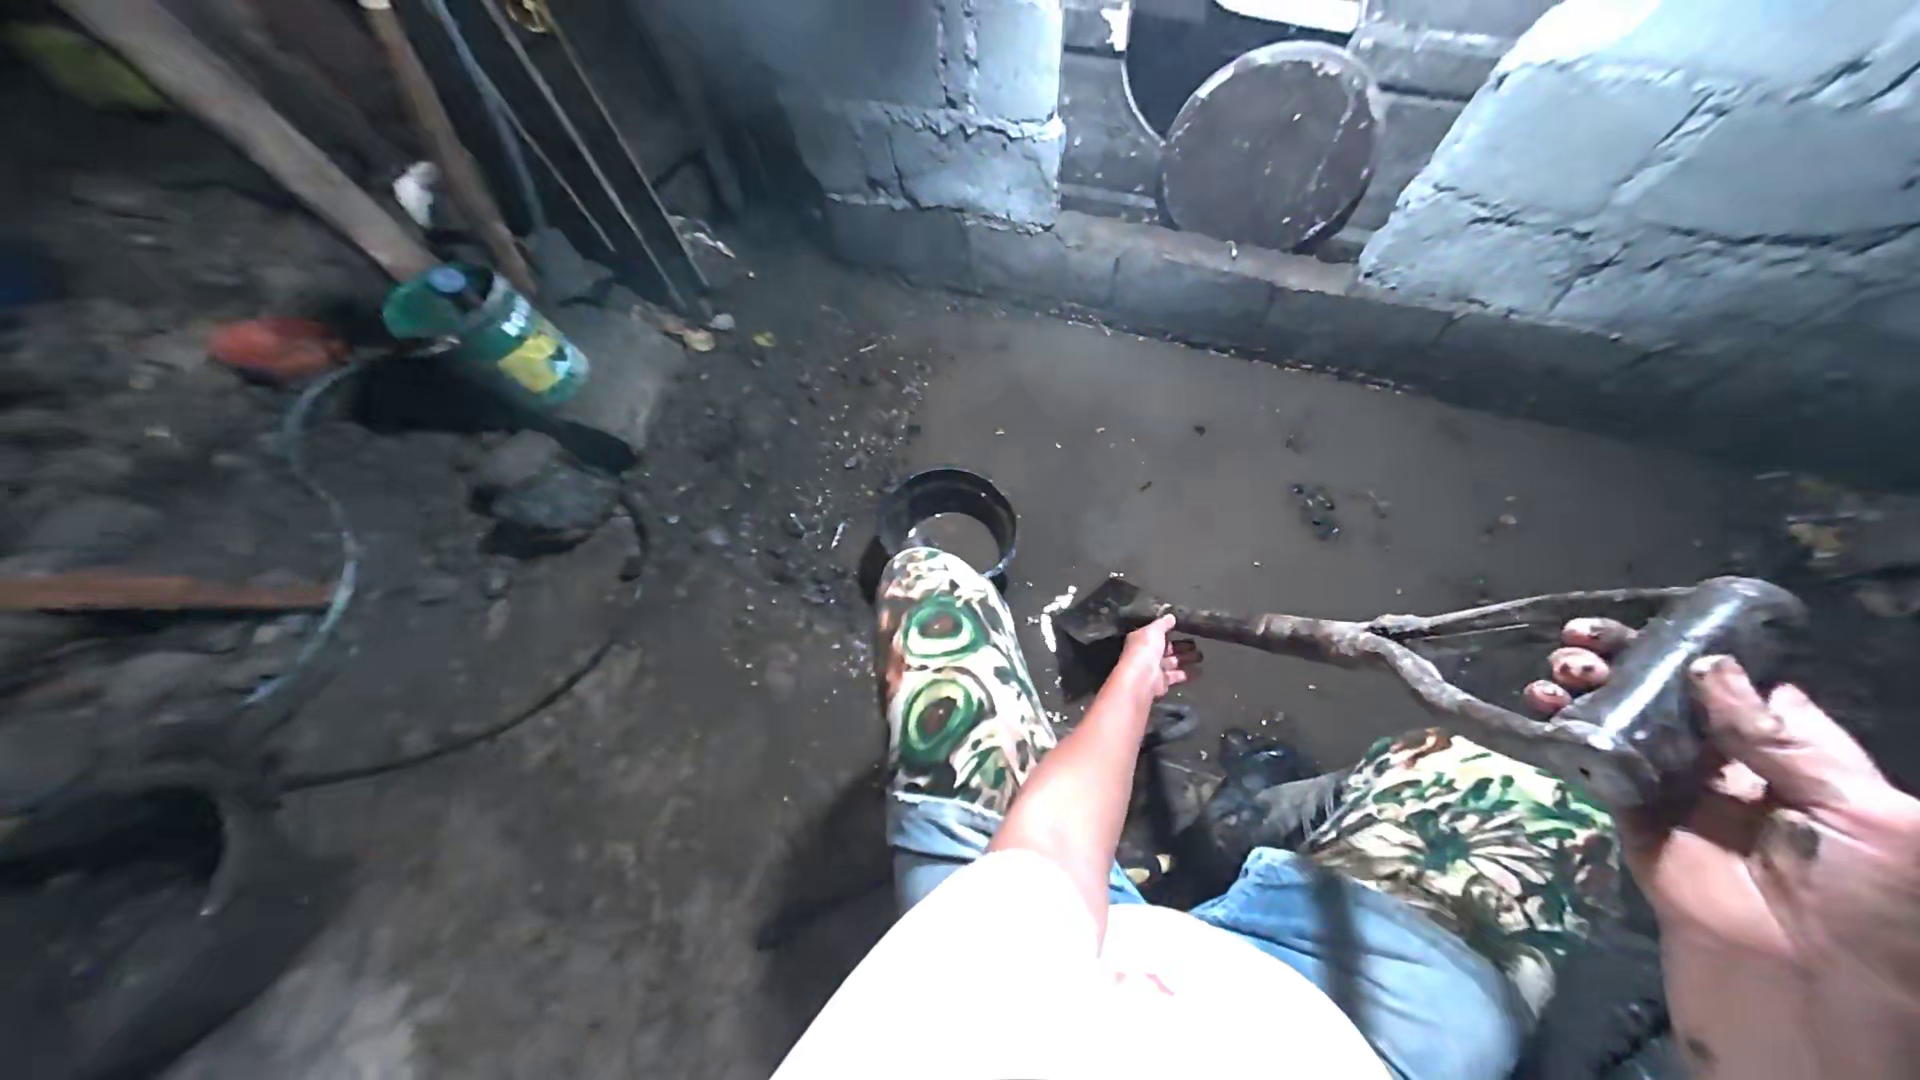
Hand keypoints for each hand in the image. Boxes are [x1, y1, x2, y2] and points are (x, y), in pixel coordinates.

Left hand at [1112, 614, 1195, 700]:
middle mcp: (1147, 653)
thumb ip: (1163, 623)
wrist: (1141, 678)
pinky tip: (1200, 670)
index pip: (1156, 633)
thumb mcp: (1153, 630)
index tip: (1184, 628)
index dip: (1168, 630)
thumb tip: (1171, 616)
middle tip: (1198, 643)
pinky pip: (1176, 676)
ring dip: (1186, 658)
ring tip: (1202, 655)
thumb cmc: (1145, 649)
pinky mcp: (1162, 682)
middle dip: (1182, 646)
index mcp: (1141, 639)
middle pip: (1167, 648)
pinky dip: (1188, 674)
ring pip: (1173, 662)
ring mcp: (1154, 668)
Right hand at [1528, 619, 1919, 1078]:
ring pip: (1617, 713)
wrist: (1800, 971)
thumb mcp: (1870, 814)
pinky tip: (1542, 702)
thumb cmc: (1868, 897)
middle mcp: (1725, 757)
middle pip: (1664, 691)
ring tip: (1562, 669)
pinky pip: (1586, 753)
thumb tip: (1712, 670)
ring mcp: (1668, 778)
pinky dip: (1559, 723)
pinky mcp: (1620, 799)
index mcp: (1795, 755)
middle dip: (1622, 657)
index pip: (1737, 684)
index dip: (1694, 648)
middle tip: (1585, 639)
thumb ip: (1787, 742)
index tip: (1652, 624)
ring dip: (1585, 683)